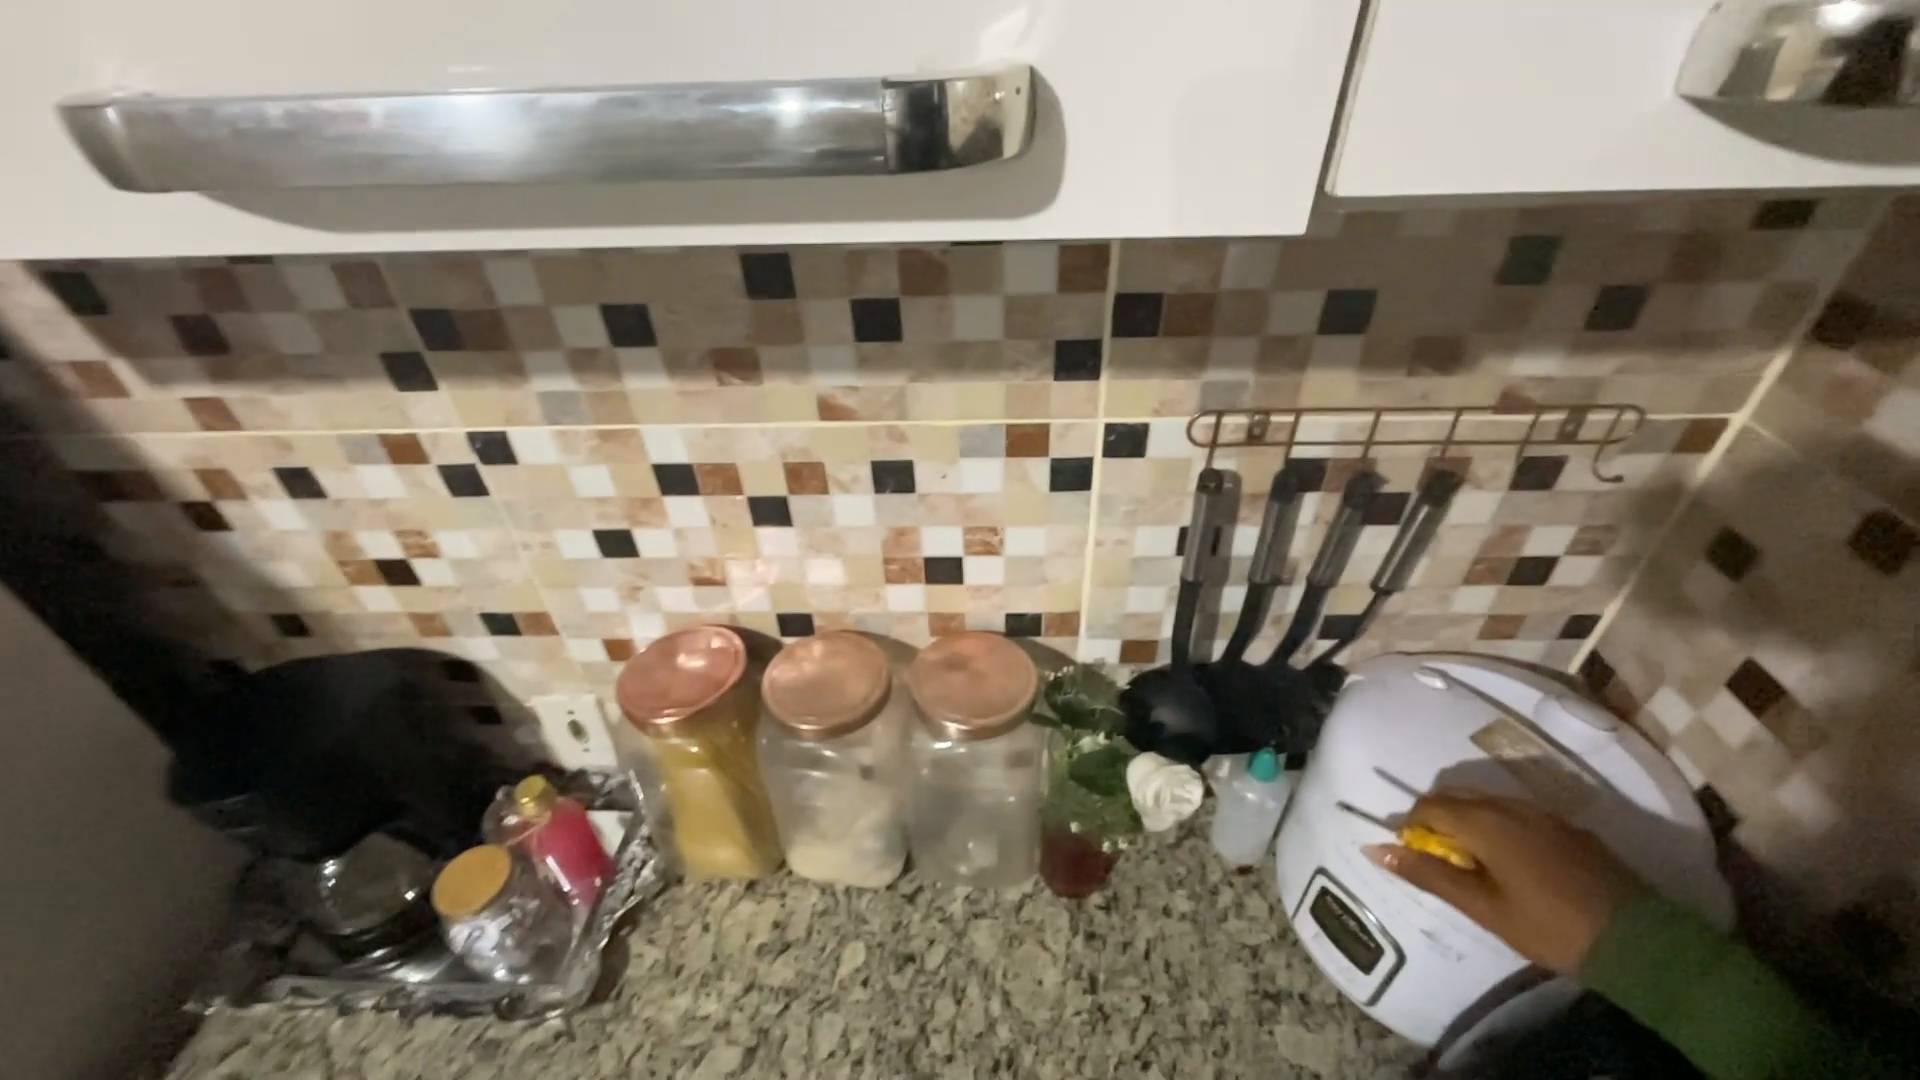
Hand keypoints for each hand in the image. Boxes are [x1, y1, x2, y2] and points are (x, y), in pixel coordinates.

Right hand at [1364, 790, 1644, 974]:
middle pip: (1456, 797)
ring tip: (1475, 861)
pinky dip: (1500, 825)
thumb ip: (1428, 874)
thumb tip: (1374, 848)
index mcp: (1484, 822)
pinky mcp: (1569, 828)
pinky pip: (1518, 813)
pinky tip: (1514, 861)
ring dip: (1469, 821)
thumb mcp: (1483, 908)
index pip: (1428, 806)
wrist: (1642, 943)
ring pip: (1488, 802)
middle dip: (1438, 819)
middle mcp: (1510, 805)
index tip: (1415, 856)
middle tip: (1441, 859)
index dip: (1411, 826)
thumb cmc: (1551, 927)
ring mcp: (1544, 814)